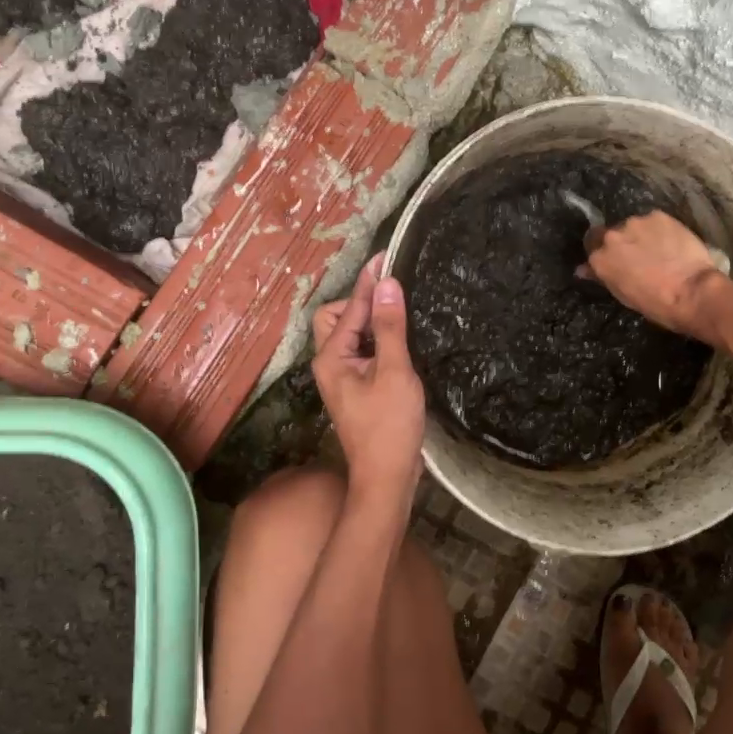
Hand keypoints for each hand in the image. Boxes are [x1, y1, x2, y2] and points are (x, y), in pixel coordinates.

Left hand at [311, 254, 425, 498]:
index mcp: (332, 357)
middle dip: (363, 302)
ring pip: (353, 334)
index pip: (350, 307)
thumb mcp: (394, 371)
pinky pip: (364, 350)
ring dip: (373, 320)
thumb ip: (389, 327)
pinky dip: (380, 339)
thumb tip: (387, 284)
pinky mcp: (359, 387)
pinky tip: (402, 339)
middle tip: (396, 298)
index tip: (388, 257)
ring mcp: (343, 377)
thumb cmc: (390, 425)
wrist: (387, 477)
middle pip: (339, 316)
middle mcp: (330, 363)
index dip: (370, 282)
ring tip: (402, 314)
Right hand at [582, 211, 723, 337]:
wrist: (691, 291)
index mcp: (600, 258)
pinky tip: (673, 244)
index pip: (592, 244)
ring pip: (635, 225)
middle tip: (640, 256)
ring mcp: (636, 222)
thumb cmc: (655, 303)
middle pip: (613, 232)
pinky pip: (655, 222)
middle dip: (623, 242)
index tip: (616, 259)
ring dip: (642, 235)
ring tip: (660, 249)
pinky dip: (661, 230)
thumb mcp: (623, 294)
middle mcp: (613, 236)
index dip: (605, 251)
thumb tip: (582, 269)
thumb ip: (603, 275)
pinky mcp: (659, 216)